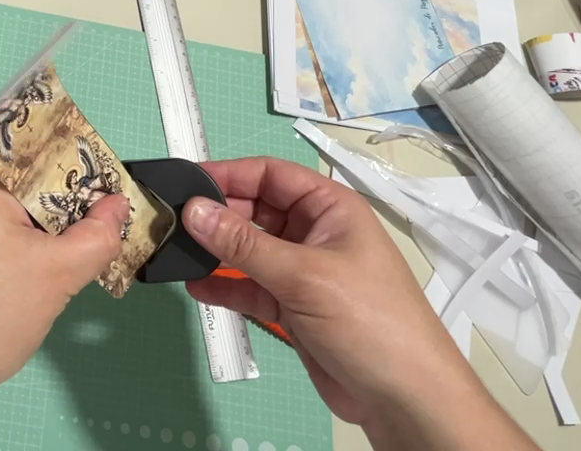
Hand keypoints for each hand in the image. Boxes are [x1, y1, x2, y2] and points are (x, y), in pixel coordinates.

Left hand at [0, 150, 128, 396]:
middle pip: (20, 171)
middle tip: (83, 231)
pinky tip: (22, 263)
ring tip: (55, 251)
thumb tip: (118, 204)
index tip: (103, 200)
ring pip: (2, 192)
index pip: (40, 152)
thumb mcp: (57, 275)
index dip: (77, 174)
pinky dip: (6, 228)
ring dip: (32, 218)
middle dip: (56, 200)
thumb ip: (96, 234)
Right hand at [181, 158, 498, 434]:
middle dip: (216, 216)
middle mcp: (314, 232)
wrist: (408, 405)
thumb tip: (193, 211)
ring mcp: (303, 271)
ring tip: (177, 252)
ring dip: (216, 252)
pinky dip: (225, 285)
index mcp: (329, 208)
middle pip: (254, 210)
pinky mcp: (293, 306)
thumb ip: (242, 243)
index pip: (270, 175)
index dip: (228, 174)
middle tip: (172, 221)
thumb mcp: (302, 276)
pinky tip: (197, 286)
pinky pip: (250, 285)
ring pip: (248, 249)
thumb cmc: (368, 321)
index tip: (186, 182)